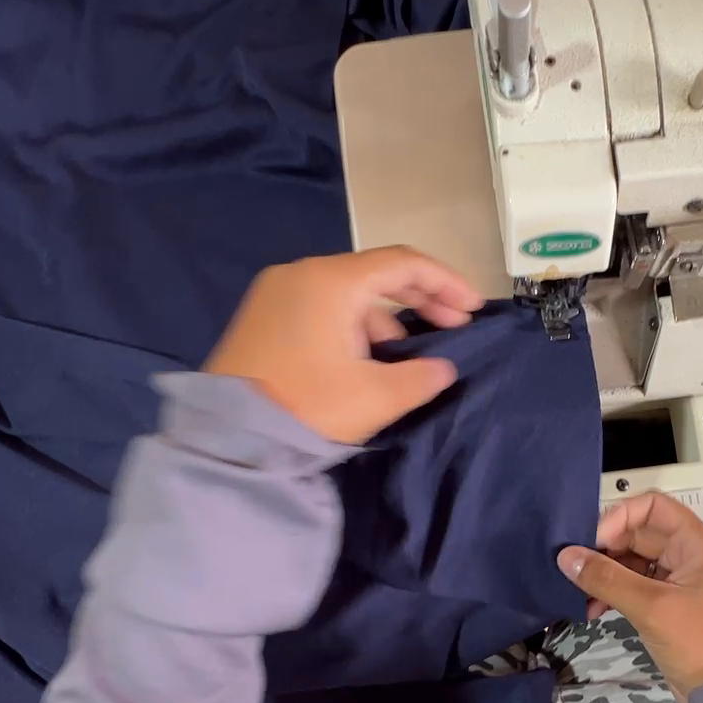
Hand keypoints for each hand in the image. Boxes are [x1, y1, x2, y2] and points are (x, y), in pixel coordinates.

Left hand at [204, 247, 485, 443]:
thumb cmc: (307, 408)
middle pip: (376, 274)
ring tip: (407, 357)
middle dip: (421, 299)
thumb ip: (420, 378)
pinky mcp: (265, 318)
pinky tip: (367, 361)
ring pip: (349, 294)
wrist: (228, 438)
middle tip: (455, 326)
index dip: (446, 282)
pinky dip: (355, 327)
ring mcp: (278, 293)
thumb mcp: (376, 397)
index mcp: (331, 281)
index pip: (403, 264)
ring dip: (387, 320)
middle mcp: (302, 274)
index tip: (473, 308)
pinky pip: (324, 309)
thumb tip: (443, 369)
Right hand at [556, 492, 702, 700]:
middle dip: (604, 547)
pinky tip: (591, 608)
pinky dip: (612, 590)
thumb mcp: (651, 608)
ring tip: (580, 592)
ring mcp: (677, 575)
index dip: (619, 517)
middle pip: (638, 531)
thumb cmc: (697, 643)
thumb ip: (607, 578)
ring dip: (604, 572)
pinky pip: (632, 581)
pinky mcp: (666, 598)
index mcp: (697, 542)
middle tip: (575, 566)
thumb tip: (565, 556)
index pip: (652, 506)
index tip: (592, 542)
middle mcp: (688, 551)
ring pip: (631, 557)